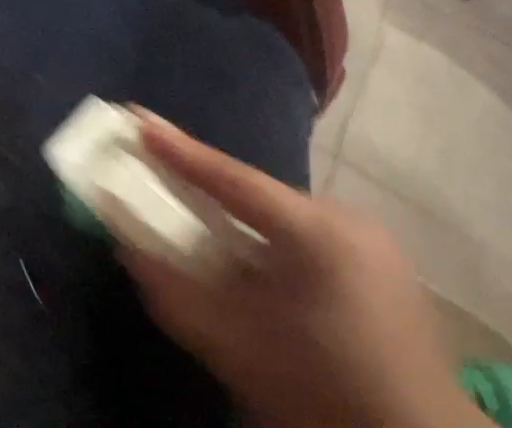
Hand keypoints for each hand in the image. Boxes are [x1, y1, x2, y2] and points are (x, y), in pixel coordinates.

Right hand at [119, 111, 485, 427]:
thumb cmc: (322, 390)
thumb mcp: (236, 345)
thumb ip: (172, 290)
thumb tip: (126, 246)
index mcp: (316, 231)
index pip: (231, 178)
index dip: (178, 150)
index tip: (136, 120)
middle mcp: (348, 223)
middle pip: (256, 196)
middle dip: (204, 189)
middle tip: (156, 175)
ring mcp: (374, 247)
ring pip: (281, 219)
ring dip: (235, 221)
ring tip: (193, 221)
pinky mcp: (384, 274)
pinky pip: (305, 241)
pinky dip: (266, 244)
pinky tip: (246, 265)